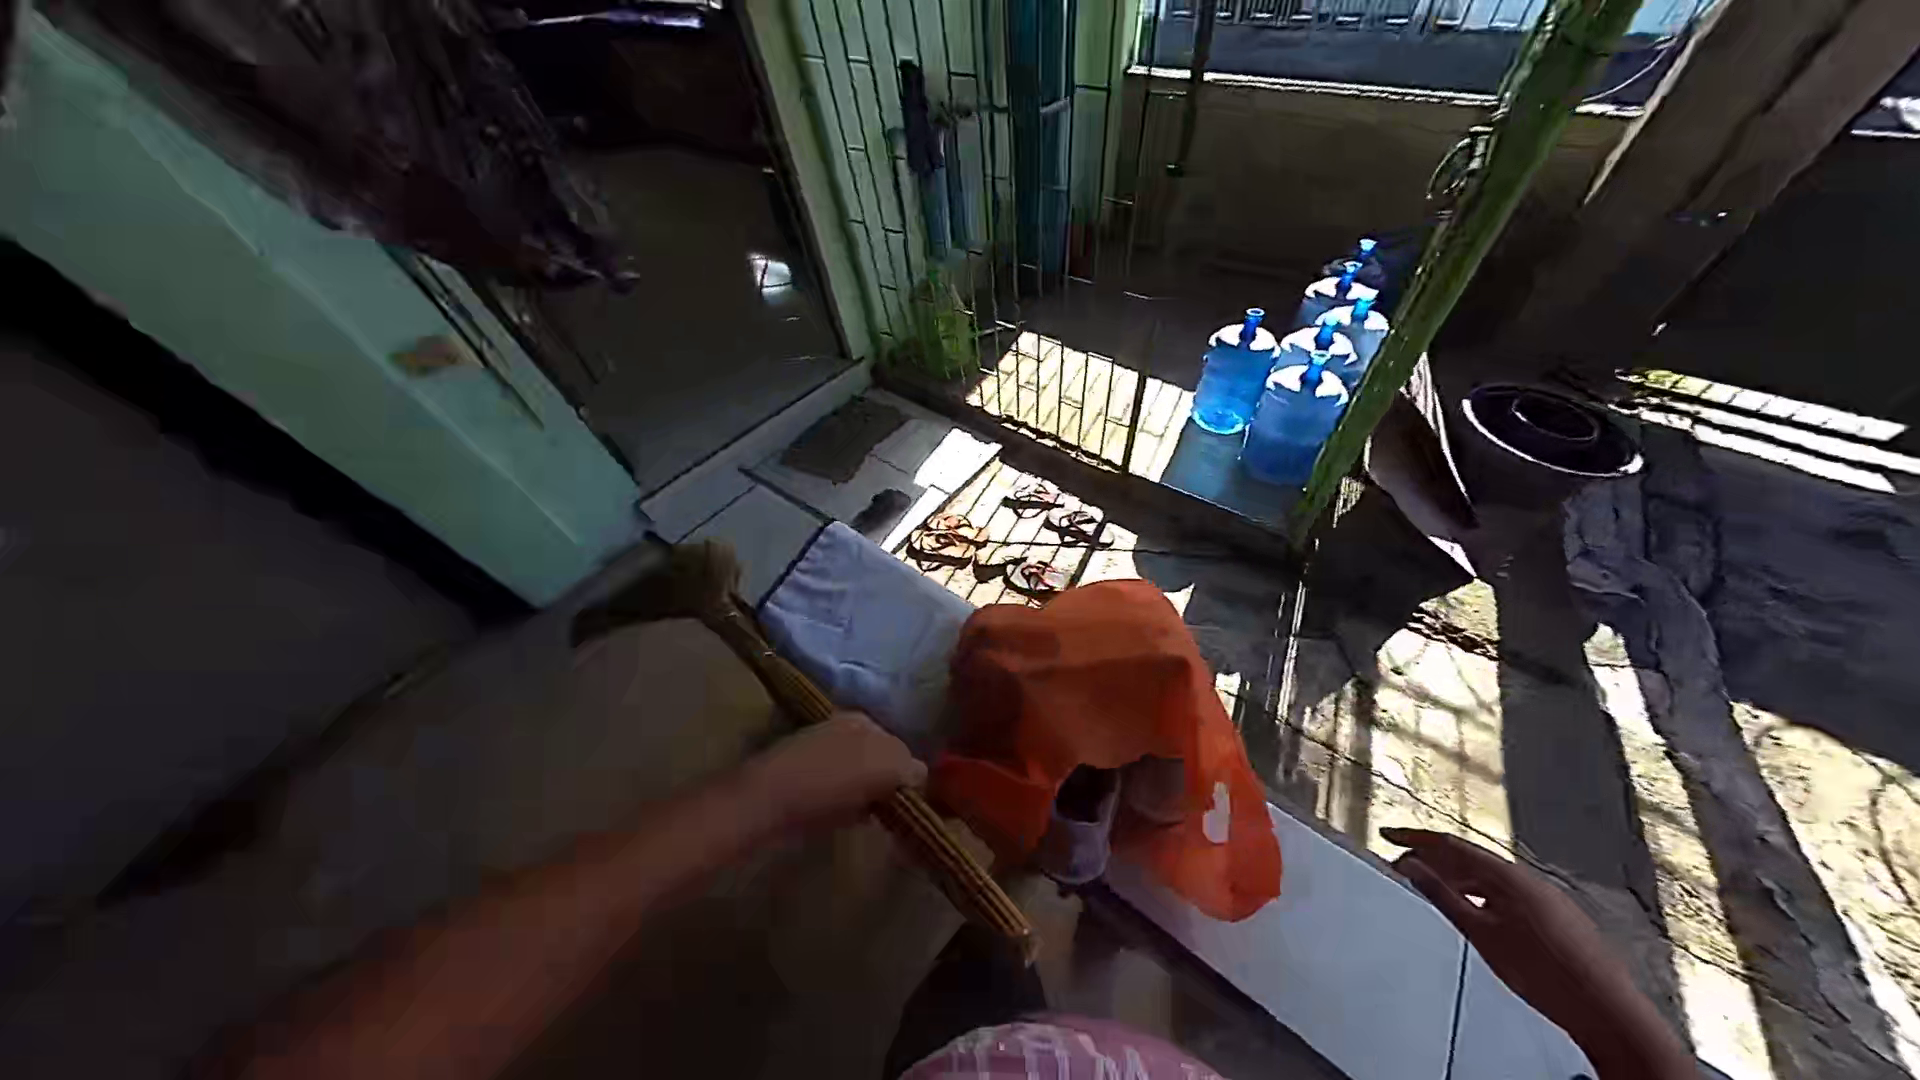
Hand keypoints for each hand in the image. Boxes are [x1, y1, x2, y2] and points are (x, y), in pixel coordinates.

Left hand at [740, 711, 925, 831]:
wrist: (767, 798)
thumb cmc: (831, 783)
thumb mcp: (886, 769)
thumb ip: (911, 769)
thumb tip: (919, 776)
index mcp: (866, 719)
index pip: (903, 748)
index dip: (907, 778)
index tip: (905, 803)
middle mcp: (845, 725)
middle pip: (882, 757)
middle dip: (886, 782)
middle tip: (884, 810)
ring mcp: (820, 744)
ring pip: (859, 770)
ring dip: (864, 790)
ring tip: (860, 814)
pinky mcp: (799, 768)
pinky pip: (836, 783)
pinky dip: (843, 796)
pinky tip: (837, 813)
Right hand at [1381, 827, 1693, 1078]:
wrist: (1610, 1016)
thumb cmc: (1545, 975)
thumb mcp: (1479, 932)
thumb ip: (1441, 894)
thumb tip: (1410, 866)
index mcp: (1508, 876)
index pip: (1449, 843)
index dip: (1413, 837)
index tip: (1386, 834)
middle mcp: (1529, 879)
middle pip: (1468, 858)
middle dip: (1431, 860)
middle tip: (1401, 867)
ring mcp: (1547, 898)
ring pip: (1487, 877)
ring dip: (1454, 878)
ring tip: (1429, 888)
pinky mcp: (1557, 917)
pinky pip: (1506, 893)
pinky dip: (1478, 893)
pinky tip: (1470, 909)